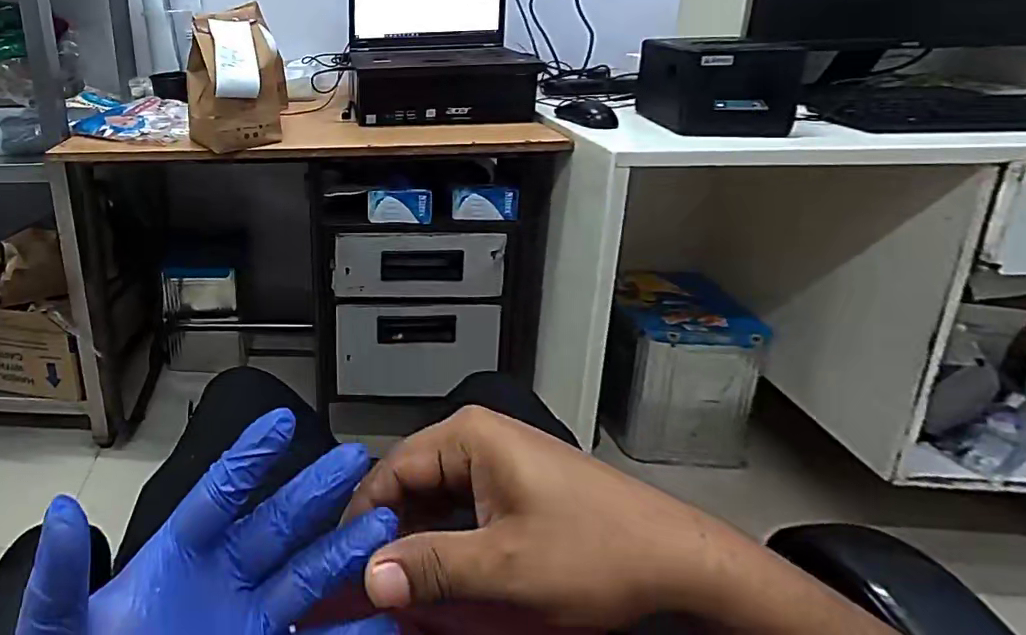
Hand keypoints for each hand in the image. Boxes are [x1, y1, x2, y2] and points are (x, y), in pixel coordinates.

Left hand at [18, 408, 400, 634]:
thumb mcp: (62, 624)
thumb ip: (64, 575)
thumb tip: (59, 513)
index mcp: (176, 555)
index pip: (220, 492)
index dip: (251, 455)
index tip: (283, 421)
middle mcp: (220, 581)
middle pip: (276, 523)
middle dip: (315, 489)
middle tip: (354, 457)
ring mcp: (246, 624)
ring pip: (304, 577)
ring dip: (342, 550)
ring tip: (383, 524)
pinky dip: (352, 633)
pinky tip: (383, 619)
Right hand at [343, 407, 891, 633]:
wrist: (681, 560)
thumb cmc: (594, 554)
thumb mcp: (507, 570)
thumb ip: (432, 569)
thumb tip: (367, 578)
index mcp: (466, 437)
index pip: (392, 469)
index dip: (364, 516)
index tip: (343, 563)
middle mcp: (475, 438)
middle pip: (412, 483)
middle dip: (392, 533)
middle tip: (373, 584)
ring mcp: (495, 460)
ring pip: (435, 499)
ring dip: (419, 542)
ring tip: (402, 588)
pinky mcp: (513, 485)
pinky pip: (463, 510)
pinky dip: (448, 544)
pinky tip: (442, 579)